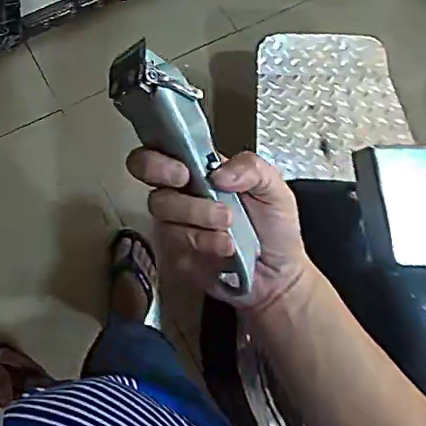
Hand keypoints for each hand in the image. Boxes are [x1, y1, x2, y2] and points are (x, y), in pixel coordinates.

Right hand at [125, 149, 309, 314]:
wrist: (279, 276)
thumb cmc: (274, 229)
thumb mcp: (274, 188)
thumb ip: (251, 168)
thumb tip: (219, 172)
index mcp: (201, 171)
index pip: (162, 150)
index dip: (160, 155)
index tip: (183, 169)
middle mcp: (183, 193)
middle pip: (147, 173)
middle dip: (164, 175)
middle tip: (193, 187)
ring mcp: (176, 223)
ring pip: (163, 210)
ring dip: (198, 215)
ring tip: (229, 224)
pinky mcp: (177, 252)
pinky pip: (176, 243)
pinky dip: (204, 243)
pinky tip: (226, 247)